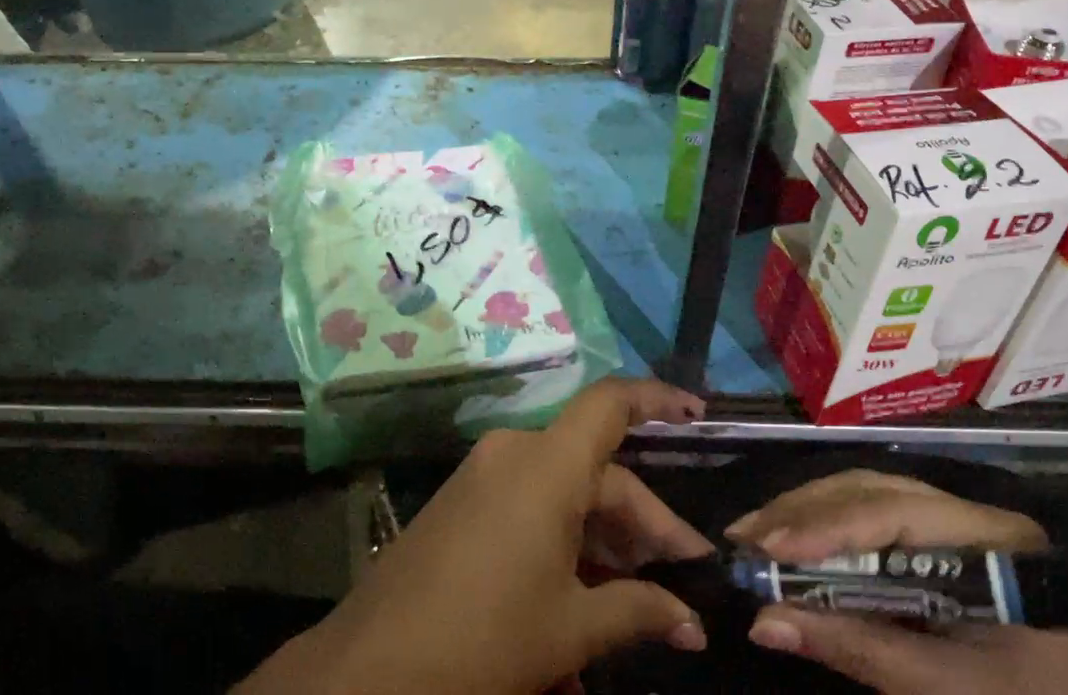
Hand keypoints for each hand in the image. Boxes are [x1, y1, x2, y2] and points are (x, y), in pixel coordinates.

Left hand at [236, 379, 711, 694]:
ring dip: (603, 545)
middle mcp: (513, 457)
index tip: (698, 414)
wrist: (369, 669)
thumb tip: (692, 622)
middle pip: (596, 471)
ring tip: (636, 606)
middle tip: (682, 581)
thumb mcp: (570, 629)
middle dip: (643, 524)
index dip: (658, 399)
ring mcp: (482, 480)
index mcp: (546, 466)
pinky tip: (580, 606)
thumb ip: (639, 613)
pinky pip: (528, 512)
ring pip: (563, 496)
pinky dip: (562, 548)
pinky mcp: (460, 507)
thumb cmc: (484, 638)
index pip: (610, 405)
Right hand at [726, 470, 1067, 694]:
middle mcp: (973, 518)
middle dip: (803, 513)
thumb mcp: (944, 690)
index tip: (763, 549)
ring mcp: (958, 531)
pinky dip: (829, 536)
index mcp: (993, 542)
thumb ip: (853, 646)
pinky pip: (876, 526)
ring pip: (868, 500)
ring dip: (808, 518)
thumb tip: (762, 622)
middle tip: (742, 537)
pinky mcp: (943, 551)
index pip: (893, 515)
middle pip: (872, 492)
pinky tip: (794, 548)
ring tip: (755, 538)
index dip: (824, 529)